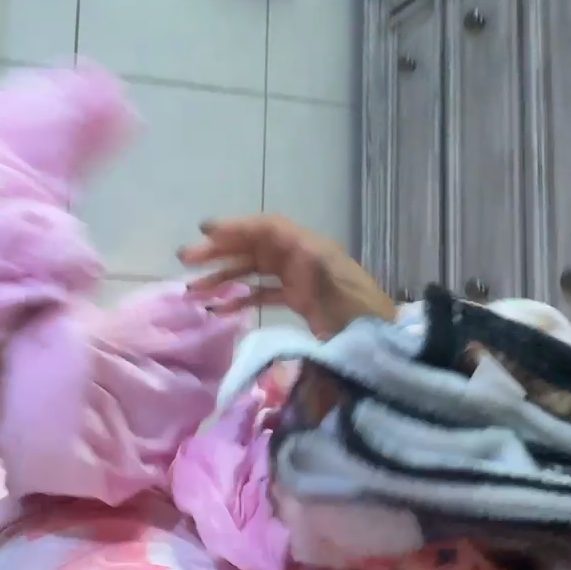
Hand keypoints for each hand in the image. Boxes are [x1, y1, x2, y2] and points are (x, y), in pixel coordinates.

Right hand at [178, 215, 396, 339]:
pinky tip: (219, 310)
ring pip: (252, 270)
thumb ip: (306, 259)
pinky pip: (262, 292)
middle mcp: (301, 257)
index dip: (235, 227)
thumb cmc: (360, 312)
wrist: (385, 342)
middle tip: (185, 260)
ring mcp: (299, 278)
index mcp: (308, 247)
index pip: (266, 227)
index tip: (204, 232)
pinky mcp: (299, 300)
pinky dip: (240, 299)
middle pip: (253, 247)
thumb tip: (275, 241)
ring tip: (194, 290)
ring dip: (223, 276)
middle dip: (219, 251)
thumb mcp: (336, 283)